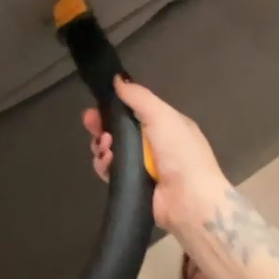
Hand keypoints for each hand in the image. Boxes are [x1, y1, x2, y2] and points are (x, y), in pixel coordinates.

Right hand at [82, 76, 231, 235]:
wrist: (189, 200)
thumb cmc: (180, 153)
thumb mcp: (163, 116)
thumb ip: (139, 97)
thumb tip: (118, 79)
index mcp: (165, 125)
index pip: (133, 112)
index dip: (114, 108)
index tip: (97, 105)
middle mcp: (153, 145)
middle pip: (118, 131)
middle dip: (102, 126)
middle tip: (90, 123)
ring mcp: (142, 166)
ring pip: (111, 150)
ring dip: (102, 145)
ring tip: (106, 146)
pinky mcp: (131, 185)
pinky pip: (110, 171)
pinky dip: (104, 165)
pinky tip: (106, 162)